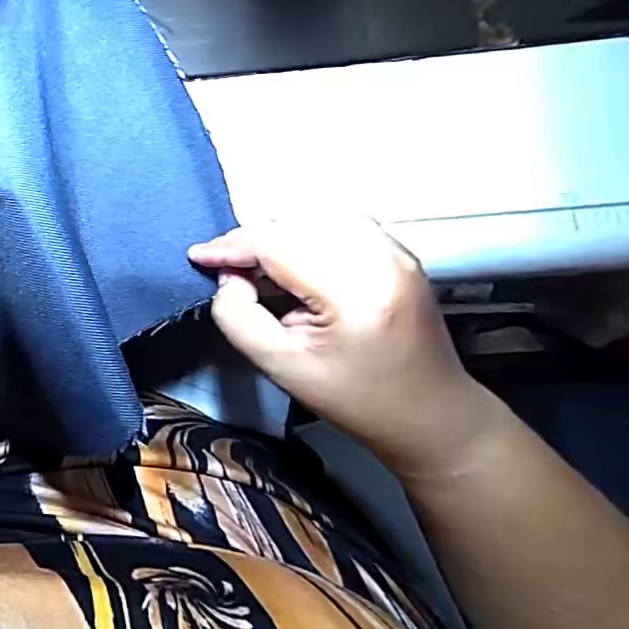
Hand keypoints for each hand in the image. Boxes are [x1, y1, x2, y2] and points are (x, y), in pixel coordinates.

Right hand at [188, 217, 505, 475]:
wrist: (429, 415)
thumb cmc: (355, 399)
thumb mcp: (280, 368)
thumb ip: (238, 318)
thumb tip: (229, 277)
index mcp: (354, 293)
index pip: (277, 244)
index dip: (230, 246)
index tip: (199, 256)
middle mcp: (381, 260)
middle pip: (295, 222)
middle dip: (251, 238)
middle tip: (228, 268)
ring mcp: (396, 251)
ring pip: (316, 213)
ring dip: (278, 230)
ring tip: (258, 262)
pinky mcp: (399, 251)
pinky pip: (340, 220)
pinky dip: (306, 229)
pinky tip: (294, 256)